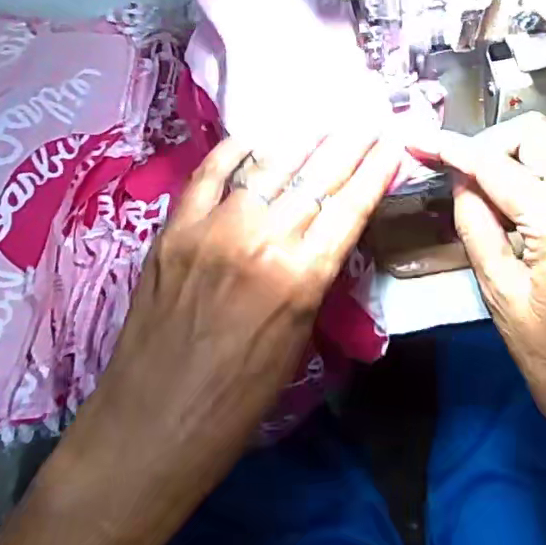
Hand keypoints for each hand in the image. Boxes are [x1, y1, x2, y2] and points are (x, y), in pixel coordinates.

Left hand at [70, 131, 401, 483]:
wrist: (154, 422)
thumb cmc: (238, 401)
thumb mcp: (297, 340)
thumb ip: (311, 278)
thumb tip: (323, 234)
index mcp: (301, 277)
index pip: (349, 208)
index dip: (374, 171)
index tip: (391, 143)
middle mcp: (261, 240)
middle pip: (315, 178)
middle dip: (347, 146)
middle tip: (365, 122)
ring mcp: (213, 229)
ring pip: (266, 168)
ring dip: (299, 142)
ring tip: (321, 125)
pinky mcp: (174, 229)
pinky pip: (207, 175)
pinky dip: (231, 153)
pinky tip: (252, 139)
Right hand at [417, 113, 545, 471]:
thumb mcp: (500, 295)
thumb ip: (475, 225)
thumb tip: (459, 179)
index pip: (496, 165)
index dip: (451, 149)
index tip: (418, 140)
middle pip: (533, 134)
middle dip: (488, 144)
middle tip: (457, 177)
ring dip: (508, 160)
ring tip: (476, 196)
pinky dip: (527, 179)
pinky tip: (506, 212)